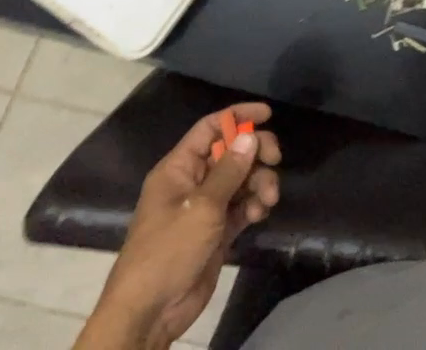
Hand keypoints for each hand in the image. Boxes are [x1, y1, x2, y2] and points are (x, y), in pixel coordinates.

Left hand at [82, 103, 281, 348]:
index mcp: (178, 169)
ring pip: (242, 179)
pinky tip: (260, 214)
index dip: (237, 117)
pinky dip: (255, 205)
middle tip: (275, 160)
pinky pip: (243, 205)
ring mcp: (205, 207)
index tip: (268, 115)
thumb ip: (229, 171)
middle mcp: (192, 182)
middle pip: (231, 152)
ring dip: (260, 183)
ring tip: (268, 199)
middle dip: (256, 153)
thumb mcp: (201, 207)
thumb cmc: (168, 251)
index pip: (210, 129)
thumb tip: (250, 137)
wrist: (150, 310)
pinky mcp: (217, 230)